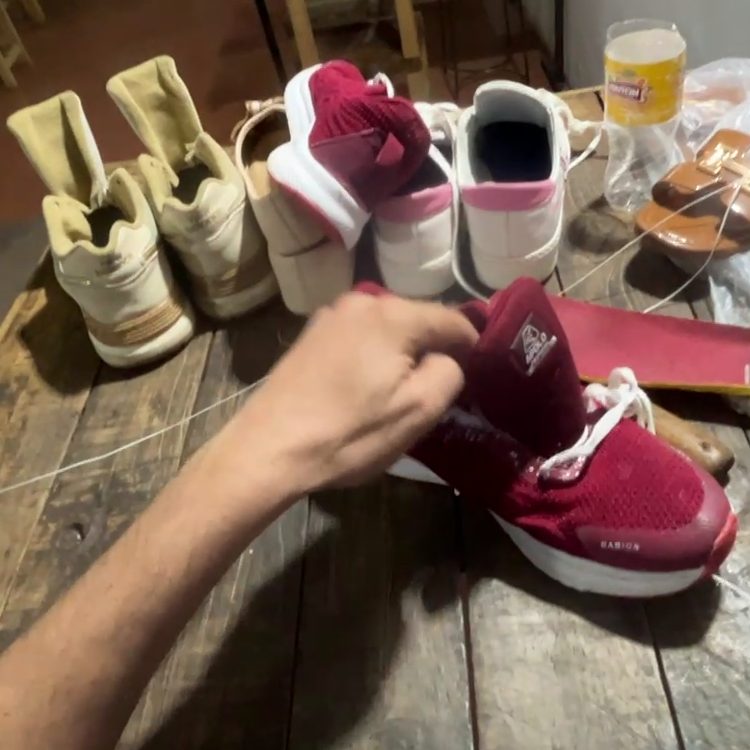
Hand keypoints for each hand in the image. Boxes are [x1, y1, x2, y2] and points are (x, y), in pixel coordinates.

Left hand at [217, 292, 477, 493]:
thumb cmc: (349, 433)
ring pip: (389, 330)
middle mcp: (363, 301)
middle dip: (434, 350)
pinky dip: (373, 357)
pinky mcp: (312, 335)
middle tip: (440, 392)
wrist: (269, 449)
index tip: (480, 377)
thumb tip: (449, 358)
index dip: (474, 348)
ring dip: (402, 355)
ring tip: (401, 394)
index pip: (455, 320)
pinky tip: (365, 390)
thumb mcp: (417, 411)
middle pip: (419, 320)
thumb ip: (450, 372)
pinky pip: (361, 338)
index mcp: (394, 314)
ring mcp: (332, 315)